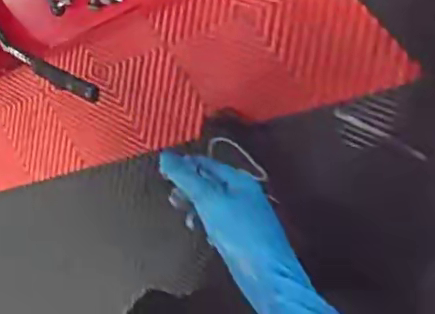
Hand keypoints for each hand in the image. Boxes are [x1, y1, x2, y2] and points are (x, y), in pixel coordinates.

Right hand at [158, 150, 336, 313]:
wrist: (271, 280)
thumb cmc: (239, 232)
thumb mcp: (209, 200)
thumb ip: (186, 177)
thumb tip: (164, 153)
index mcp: (238, 178)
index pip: (206, 162)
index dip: (184, 164)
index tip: (163, 172)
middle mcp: (243, 193)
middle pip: (209, 182)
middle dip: (188, 187)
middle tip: (172, 197)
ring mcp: (246, 216)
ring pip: (213, 203)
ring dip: (196, 206)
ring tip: (183, 217)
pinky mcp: (244, 238)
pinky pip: (220, 222)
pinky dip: (207, 223)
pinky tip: (201, 233)